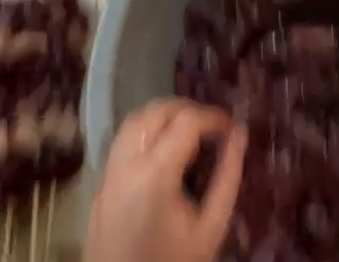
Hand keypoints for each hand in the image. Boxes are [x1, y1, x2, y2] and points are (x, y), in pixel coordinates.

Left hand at [86, 100, 248, 261]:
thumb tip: (239, 134)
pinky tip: (163, 158)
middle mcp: (125, 167)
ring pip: (133, 123)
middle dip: (186, 110)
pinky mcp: (99, 189)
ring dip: (162, 119)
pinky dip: (144, 136)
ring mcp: (107, 177)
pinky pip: (121, 145)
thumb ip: (228, 177)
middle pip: (154, 111)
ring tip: (187, 137)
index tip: (231, 129)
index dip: (214, 117)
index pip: (186, 121)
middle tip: (210, 129)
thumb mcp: (211, 228)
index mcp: (155, 175)